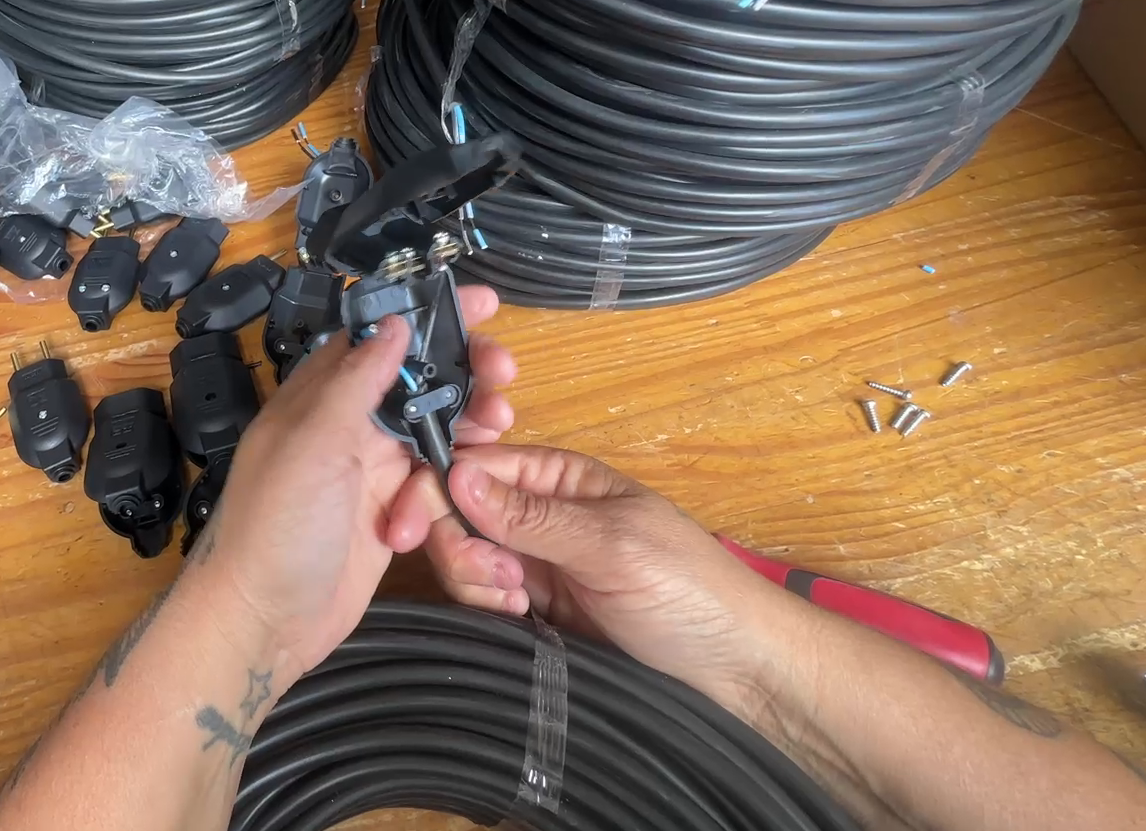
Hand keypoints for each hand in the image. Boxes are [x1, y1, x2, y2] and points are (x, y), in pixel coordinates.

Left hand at [175, 287, 513, 693]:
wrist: (266, 620)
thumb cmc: (278, 523)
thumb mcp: (312, 443)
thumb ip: (355, 382)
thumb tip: (394, 322)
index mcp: (318, 395)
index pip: (374, 337)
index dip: (423, 315)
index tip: (478, 303)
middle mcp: (345, 422)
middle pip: (412, 377)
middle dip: (460, 365)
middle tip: (505, 367)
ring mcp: (369, 466)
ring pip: (430, 423)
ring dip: (468, 414)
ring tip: (504, 417)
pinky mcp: (391, 507)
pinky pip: (434, 473)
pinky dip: (461, 464)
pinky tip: (486, 460)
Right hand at [385, 444, 805, 710]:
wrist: (741, 678)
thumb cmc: (688, 590)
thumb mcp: (610, 545)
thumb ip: (528, 514)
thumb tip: (453, 474)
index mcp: (551, 475)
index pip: (468, 467)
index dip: (430, 491)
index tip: (404, 529)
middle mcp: (530, 509)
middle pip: (453, 511)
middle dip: (458, 545)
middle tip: (500, 580)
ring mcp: (527, 558)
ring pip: (459, 554)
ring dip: (475, 578)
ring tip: (520, 602)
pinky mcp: (527, 602)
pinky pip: (479, 592)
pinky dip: (485, 605)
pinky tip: (520, 616)